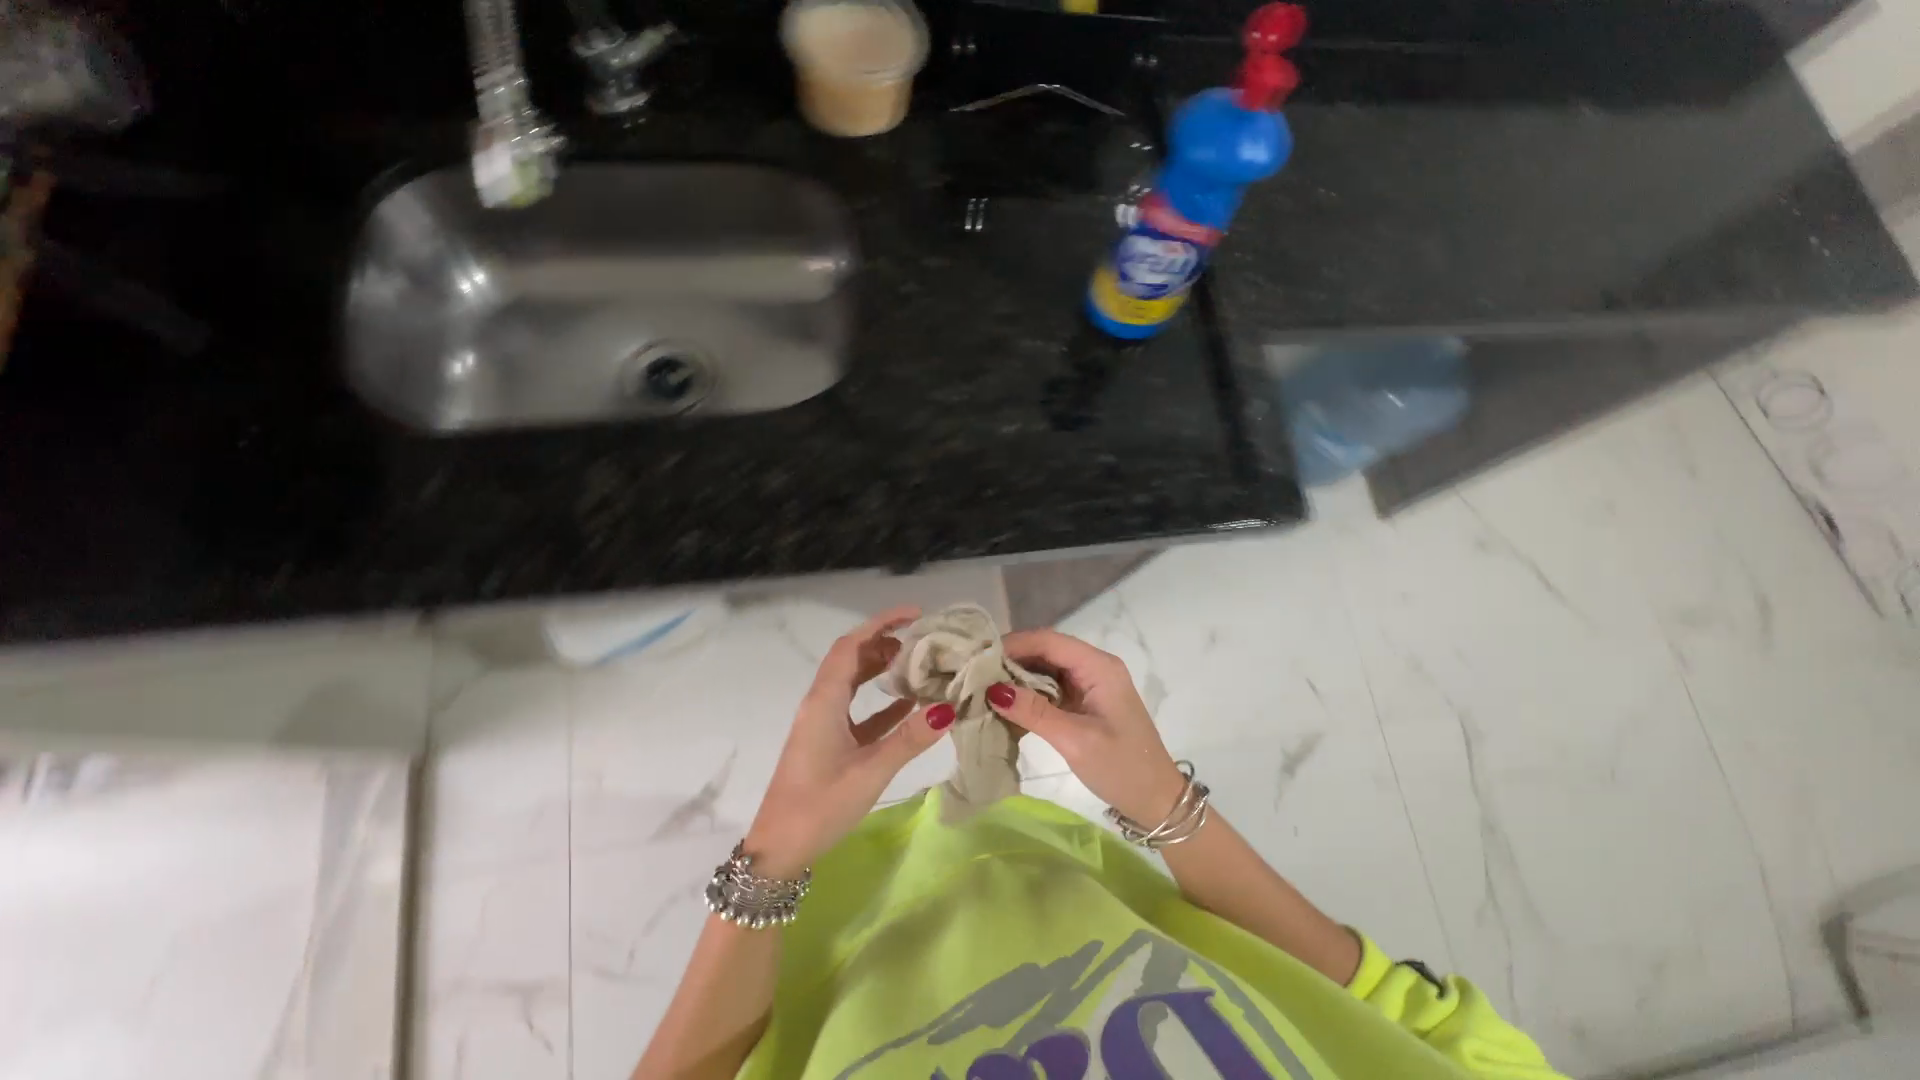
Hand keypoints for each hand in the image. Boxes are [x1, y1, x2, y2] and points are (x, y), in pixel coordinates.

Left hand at [744, 606, 955, 875]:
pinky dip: (879, 704)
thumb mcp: (870, 771)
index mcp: (824, 702)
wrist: (779, 848)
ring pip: (852, 684)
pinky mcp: (827, 746)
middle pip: (851, 659)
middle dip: (884, 643)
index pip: (850, 646)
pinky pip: (855, 712)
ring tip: (919, 665)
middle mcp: (820, 705)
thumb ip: (909, 739)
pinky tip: (908, 707)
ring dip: (881, 671)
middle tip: (924, 640)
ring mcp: (821, 726)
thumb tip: (948, 708)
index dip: (880, 624)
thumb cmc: (820, 806)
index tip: (915, 614)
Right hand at [988, 629, 1187, 826]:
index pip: (1048, 640)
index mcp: (1099, 667)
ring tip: (980, 690)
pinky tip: (1004, 707)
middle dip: (1009, 660)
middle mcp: (1094, 667)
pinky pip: (1050, 689)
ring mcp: (1089, 685)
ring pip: (1045, 670)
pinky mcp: (1084, 703)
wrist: (1156, 799)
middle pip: (1045, 650)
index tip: (977, 659)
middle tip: (972, 676)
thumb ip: (1034, 712)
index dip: (1012, 645)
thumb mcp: (1075, 741)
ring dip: (1016, 678)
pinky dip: (1027, 695)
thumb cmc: (1122, 768)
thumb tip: (992, 690)